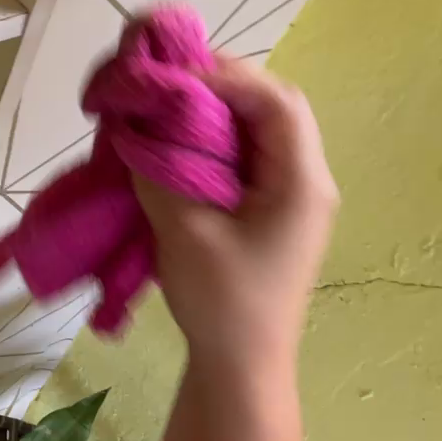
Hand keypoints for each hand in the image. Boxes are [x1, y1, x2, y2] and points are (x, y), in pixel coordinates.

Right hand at [134, 61, 337, 376]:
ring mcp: (287, 195)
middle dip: (214, 87)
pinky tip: (170, 146)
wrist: (242, 363)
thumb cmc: (223, 301)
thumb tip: (137, 131)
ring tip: (159, 109)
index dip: (224, 78)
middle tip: (160, 86)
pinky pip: (239, 157)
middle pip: (268, 109)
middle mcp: (304, 178)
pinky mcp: (266, 210)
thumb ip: (161, 174)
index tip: (168, 77)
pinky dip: (204, 141)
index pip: (275, 104)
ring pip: (253, 131)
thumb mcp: (184, 234)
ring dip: (208, 113)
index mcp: (299, 182)